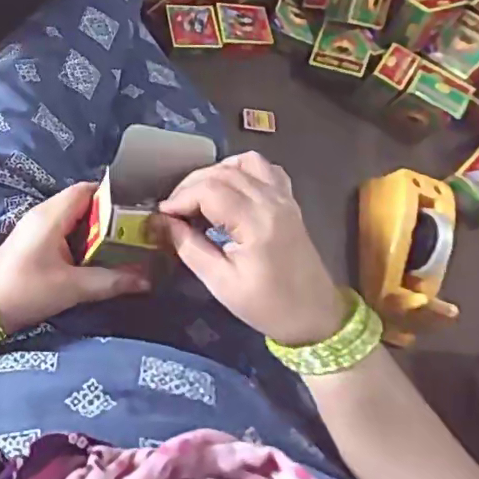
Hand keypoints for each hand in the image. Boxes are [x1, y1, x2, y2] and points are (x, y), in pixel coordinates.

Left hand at [0, 182, 150, 335]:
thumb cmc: (25, 290)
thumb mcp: (72, 287)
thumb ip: (111, 281)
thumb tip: (146, 280)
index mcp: (52, 215)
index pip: (87, 190)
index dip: (113, 197)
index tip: (135, 213)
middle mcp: (43, 214)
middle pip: (82, 203)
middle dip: (108, 217)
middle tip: (133, 233)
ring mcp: (35, 228)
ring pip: (73, 219)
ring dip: (95, 231)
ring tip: (120, 246)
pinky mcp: (32, 243)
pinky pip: (63, 231)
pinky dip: (80, 240)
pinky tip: (94, 259)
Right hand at [157, 154, 345, 345]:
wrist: (315, 315)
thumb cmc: (267, 306)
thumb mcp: (220, 283)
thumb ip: (189, 247)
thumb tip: (164, 223)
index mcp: (256, 223)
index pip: (209, 190)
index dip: (180, 198)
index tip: (163, 216)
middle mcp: (272, 201)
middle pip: (223, 172)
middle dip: (191, 186)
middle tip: (173, 210)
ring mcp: (284, 197)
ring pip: (243, 163)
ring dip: (215, 173)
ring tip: (198, 197)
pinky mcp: (289, 200)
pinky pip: (265, 169)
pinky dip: (241, 169)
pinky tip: (229, 189)